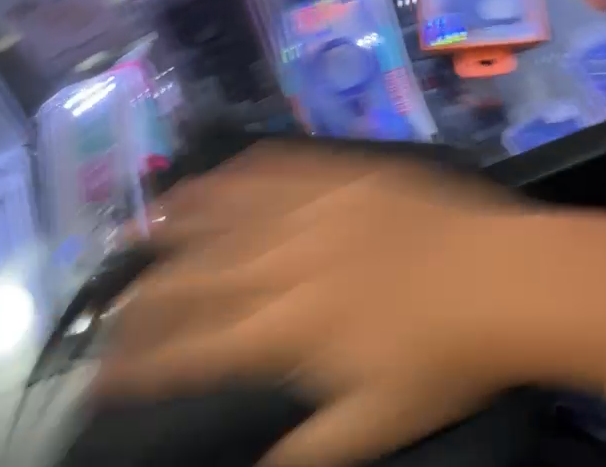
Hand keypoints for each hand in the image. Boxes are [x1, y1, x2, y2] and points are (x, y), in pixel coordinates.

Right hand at [95, 146, 539, 466]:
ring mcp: (310, 212)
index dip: (143, 361)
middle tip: (112, 305)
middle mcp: (283, 264)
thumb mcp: (375, 423)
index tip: (105, 370)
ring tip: (143, 224)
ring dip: (179, 221)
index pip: (195, 349)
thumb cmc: (441, 360)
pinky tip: (219, 172)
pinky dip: (239, 173)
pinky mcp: (338, 177)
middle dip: (146, 294)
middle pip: (196, 279)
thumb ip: (307, 451)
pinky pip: (275, 168)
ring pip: (226, 214)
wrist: (499, 279)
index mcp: (286, 329)